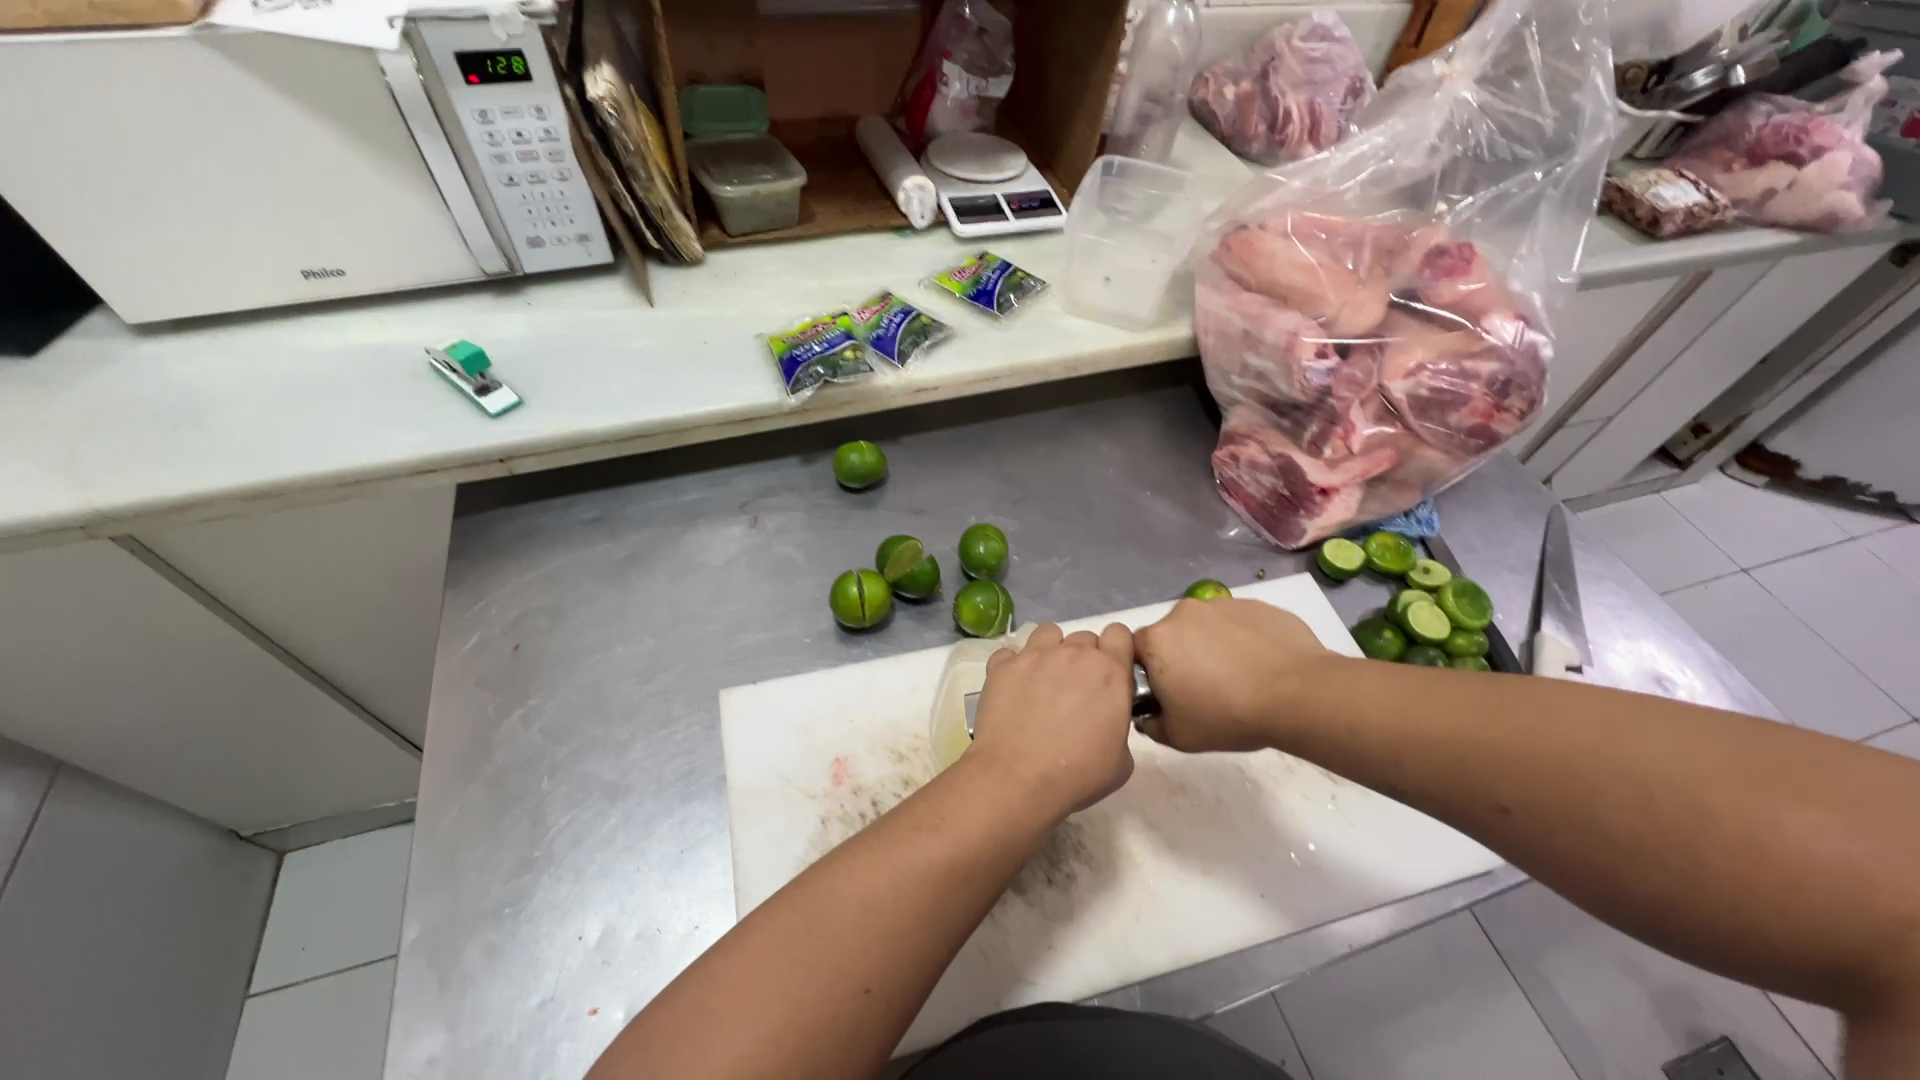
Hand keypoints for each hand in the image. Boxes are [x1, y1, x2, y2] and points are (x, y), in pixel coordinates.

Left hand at [968, 622, 1137, 815]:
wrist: (1018, 778)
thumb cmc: (1078, 774)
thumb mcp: (1122, 760)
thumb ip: (1119, 726)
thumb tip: (1107, 722)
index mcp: (1109, 671)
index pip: (1119, 633)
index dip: (1116, 649)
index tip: (1111, 671)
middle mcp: (1073, 654)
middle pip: (1084, 637)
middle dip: (1084, 657)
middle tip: (1076, 689)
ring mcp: (1034, 655)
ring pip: (1048, 633)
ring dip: (1051, 651)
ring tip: (1044, 679)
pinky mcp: (1002, 666)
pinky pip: (1010, 653)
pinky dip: (1014, 666)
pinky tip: (1014, 688)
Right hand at [1133, 597, 1332, 752]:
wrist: (1299, 695)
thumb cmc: (1229, 715)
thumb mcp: (1178, 737)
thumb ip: (1151, 724)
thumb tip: (1150, 715)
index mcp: (1156, 640)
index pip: (1135, 652)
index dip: (1148, 673)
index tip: (1168, 693)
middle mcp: (1183, 613)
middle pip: (1171, 635)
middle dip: (1181, 657)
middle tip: (1205, 688)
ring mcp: (1222, 604)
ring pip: (1206, 627)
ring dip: (1212, 646)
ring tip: (1239, 677)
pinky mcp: (1256, 605)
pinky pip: (1238, 624)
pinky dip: (1243, 640)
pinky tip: (1261, 666)